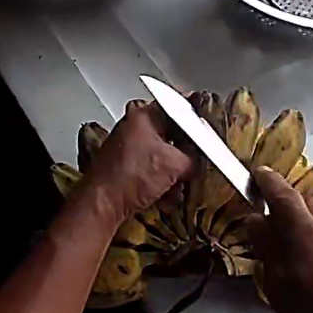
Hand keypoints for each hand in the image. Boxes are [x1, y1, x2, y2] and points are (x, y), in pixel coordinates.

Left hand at [83, 101, 192, 220]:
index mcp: (144, 116)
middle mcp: (135, 127)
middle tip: (197, 164)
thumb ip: (195, 158)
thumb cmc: (129, 177)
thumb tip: (202, 161)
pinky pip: (154, 169)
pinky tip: (166, 196)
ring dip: (176, 173)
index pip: (180, 107)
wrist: (101, 204)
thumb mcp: (175, 164)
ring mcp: (130, 147)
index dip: (198, 119)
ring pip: (165, 155)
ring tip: (178, 187)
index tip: (211, 130)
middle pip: (174, 134)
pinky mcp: (127, 166)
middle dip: (187, 154)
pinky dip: (162, 182)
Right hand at [245, 166, 312, 312]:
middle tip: (279, 231)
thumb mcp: (277, 285)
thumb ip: (266, 248)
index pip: (283, 194)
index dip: (268, 181)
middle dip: (292, 214)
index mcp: (304, 234)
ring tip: (308, 266)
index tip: (260, 175)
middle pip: (308, 208)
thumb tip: (257, 222)